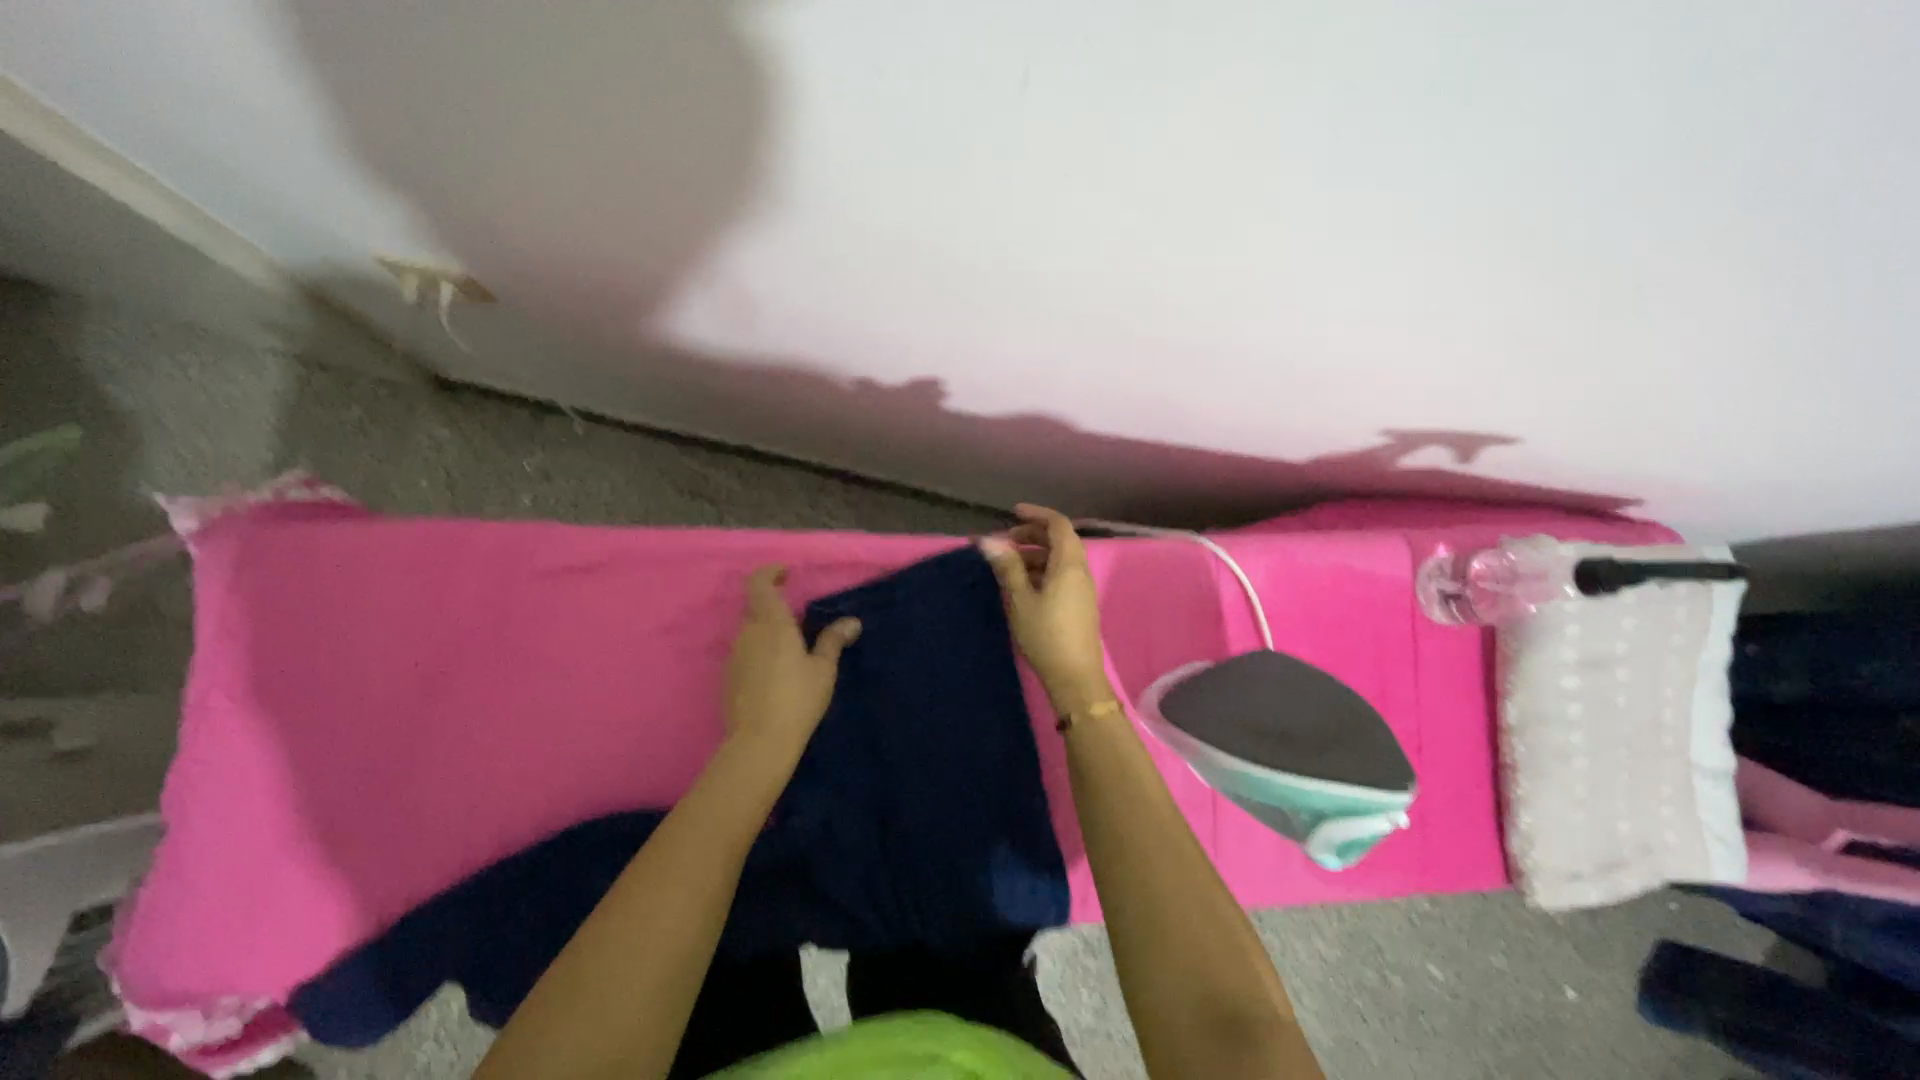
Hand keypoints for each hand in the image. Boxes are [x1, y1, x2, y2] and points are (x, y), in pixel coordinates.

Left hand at [724, 565, 860, 755]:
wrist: (759, 741)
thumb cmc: (797, 699)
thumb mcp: (823, 670)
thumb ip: (833, 641)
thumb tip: (851, 622)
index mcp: (771, 623)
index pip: (759, 583)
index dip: (769, 573)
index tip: (786, 573)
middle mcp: (747, 633)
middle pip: (754, 606)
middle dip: (774, 605)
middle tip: (798, 616)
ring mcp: (734, 655)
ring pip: (749, 630)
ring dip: (767, 630)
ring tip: (792, 647)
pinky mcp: (728, 676)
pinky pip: (745, 652)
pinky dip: (760, 651)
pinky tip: (777, 672)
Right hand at [978, 504, 1112, 713]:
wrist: (1075, 677)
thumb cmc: (1046, 635)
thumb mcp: (1020, 599)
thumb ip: (1007, 567)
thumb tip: (989, 541)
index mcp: (1070, 564)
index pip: (1058, 525)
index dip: (1037, 514)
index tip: (1013, 513)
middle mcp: (1081, 572)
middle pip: (1060, 541)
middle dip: (1033, 536)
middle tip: (1005, 542)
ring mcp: (1082, 590)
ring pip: (1059, 560)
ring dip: (1035, 556)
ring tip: (1008, 566)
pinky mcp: (1079, 605)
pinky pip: (1061, 576)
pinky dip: (1042, 572)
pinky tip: (1022, 587)